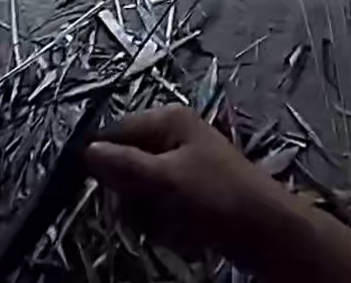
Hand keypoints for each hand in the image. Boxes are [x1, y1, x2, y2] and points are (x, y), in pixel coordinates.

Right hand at [84, 106, 294, 261]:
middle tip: (148, 210)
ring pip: (141, 191)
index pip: (119, 129)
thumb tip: (87, 150)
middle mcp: (173, 135)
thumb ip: (126, 165)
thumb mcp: (166, 180)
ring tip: (170, 224)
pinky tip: (182, 232)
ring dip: (149, 214)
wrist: (263, 229)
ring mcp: (182, 162)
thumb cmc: (215, 195)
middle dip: (132, 194)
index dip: (104, 158)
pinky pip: (160, 205)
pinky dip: (165, 222)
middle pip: (127, 163)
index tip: (93, 188)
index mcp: (169, 119)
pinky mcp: (189, 189)